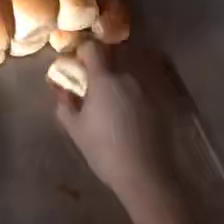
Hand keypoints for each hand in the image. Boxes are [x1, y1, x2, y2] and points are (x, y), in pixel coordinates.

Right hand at [52, 43, 191, 223]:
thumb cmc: (104, 151)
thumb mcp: (75, 130)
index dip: (84, 52)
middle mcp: (127, 77)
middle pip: (113, 58)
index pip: (92, 48)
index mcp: (104, 79)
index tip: (79, 65)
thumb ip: (64, 104)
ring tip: (115, 103)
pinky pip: (144, 88)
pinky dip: (136, 94)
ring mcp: (147, 89)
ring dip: (120, 80)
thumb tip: (61, 90)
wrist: (145, 176)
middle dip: (103, 67)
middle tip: (96, 86)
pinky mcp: (162, 103)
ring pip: (130, 74)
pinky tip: (132, 116)